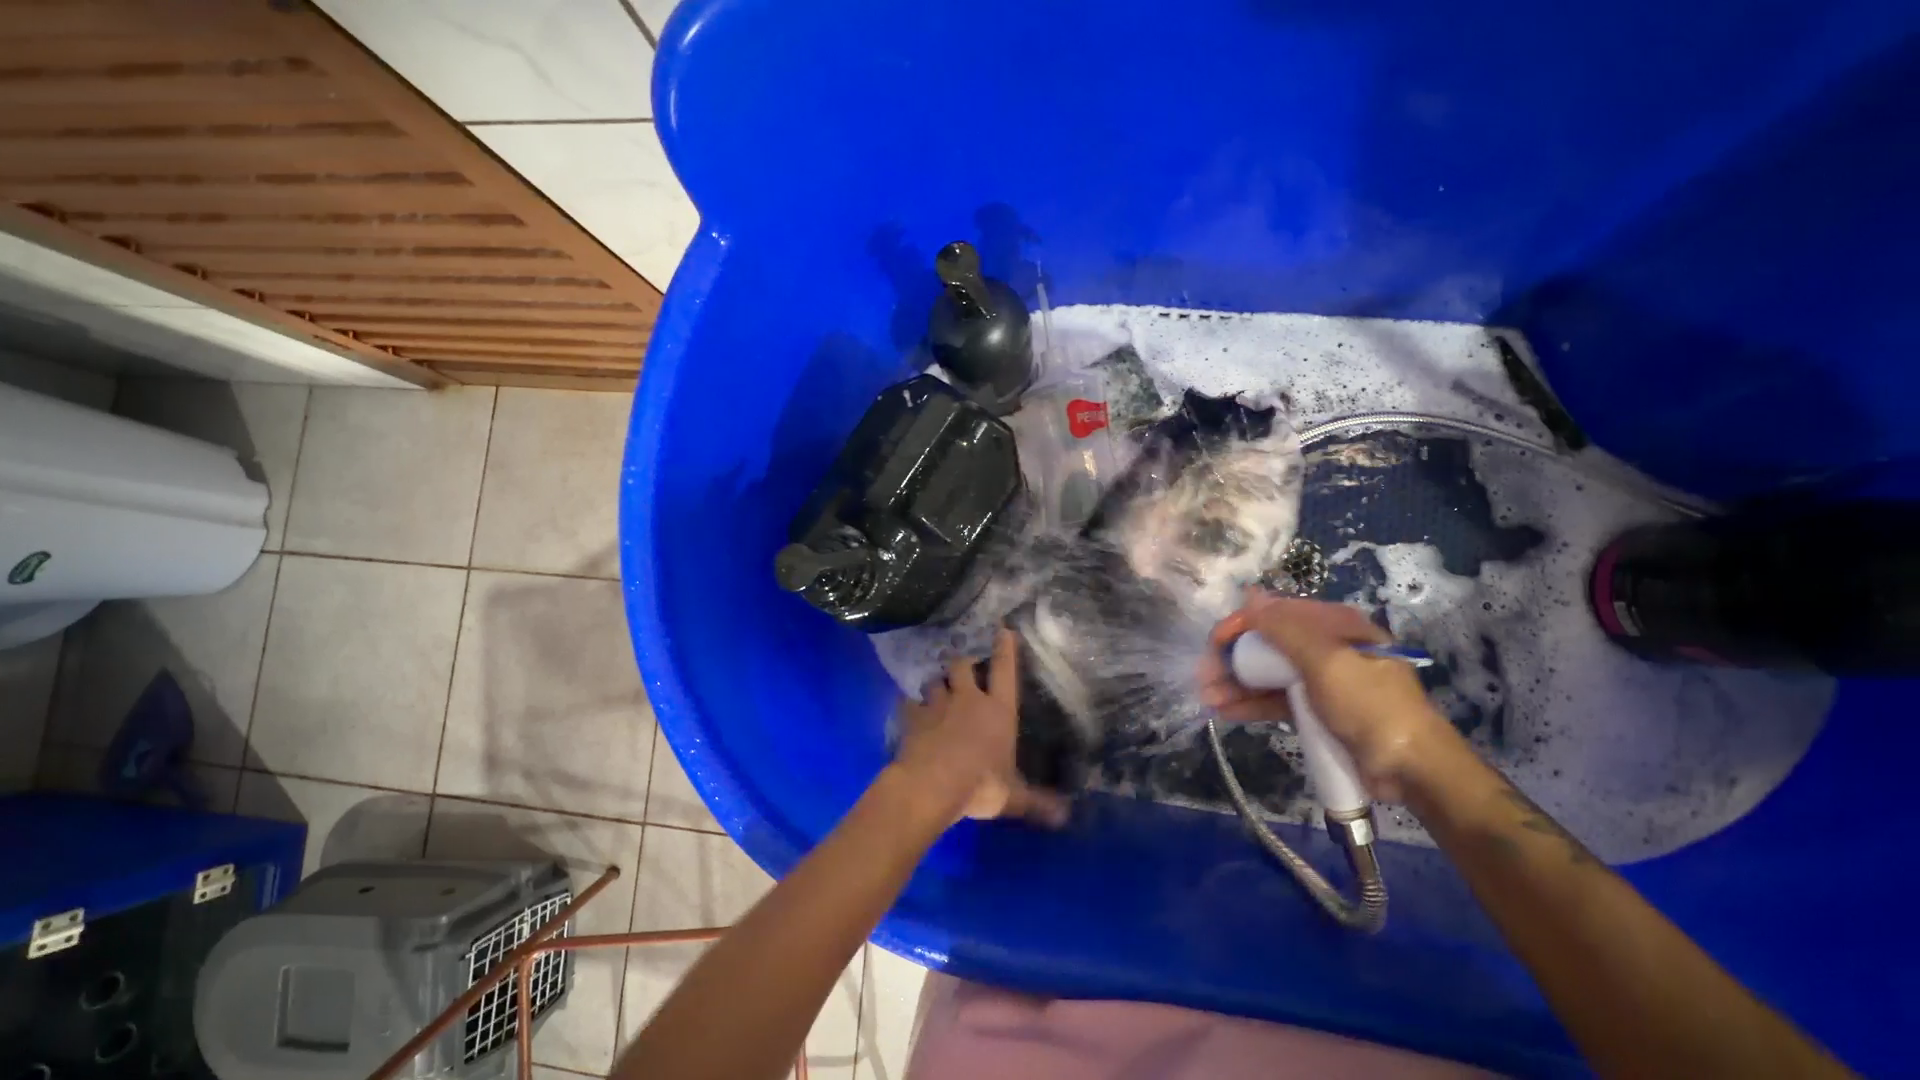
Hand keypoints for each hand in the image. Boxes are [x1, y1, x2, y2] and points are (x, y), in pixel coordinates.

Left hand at [892, 629, 1070, 827]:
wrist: (932, 785)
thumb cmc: (980, 786)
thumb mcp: (1014, 798)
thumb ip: (1038, 803)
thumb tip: (1066, 817)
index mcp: (998, 712)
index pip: (1005, 672)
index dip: (1005, 650)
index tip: (1003, 629)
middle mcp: (968, 700)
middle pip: (963, 666)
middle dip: (963, 664)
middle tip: (963, 668)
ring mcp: (937, 705)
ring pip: (935, 681)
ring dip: (936, 684)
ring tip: (936, 689)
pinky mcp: (912, 717)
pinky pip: (908, 702)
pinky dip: (909, 704)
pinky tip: (908, 708)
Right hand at [1199, 591, 1457, 799]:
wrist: (1409, 767)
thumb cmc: (1370, 706)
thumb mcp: (1326, 661)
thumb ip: (1285, 629)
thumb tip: (1251, 595)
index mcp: (1337, 627)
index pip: (1279, 614)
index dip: (1243, 624)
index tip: (1215, 642)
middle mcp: (1327, 648)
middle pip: (1269, 645)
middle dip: (1234, 658)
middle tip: (1204, 675)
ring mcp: (1321, 681)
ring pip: (1269, 674)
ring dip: (1236, 683)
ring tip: (1207, 697)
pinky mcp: (1317, 711)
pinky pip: (1276, 700)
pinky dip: (1250, 703)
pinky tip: (1225, 711)